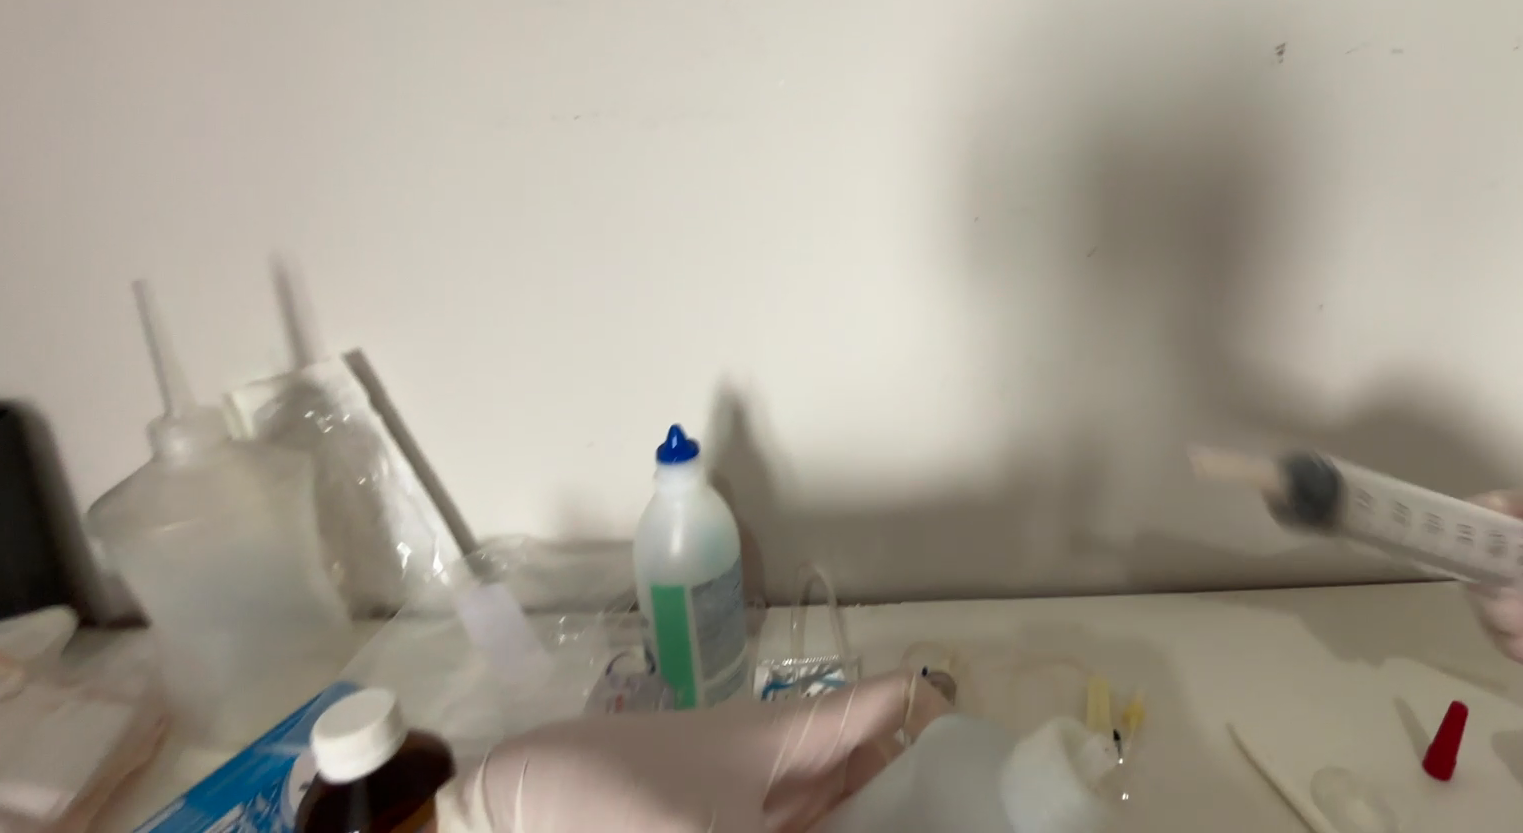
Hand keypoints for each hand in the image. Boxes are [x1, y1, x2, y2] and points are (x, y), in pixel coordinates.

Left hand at [437, 671, 950, 832]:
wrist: (530, 808)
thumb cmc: (627, 797)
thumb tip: (868, 823)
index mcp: (803, 732)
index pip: (898, 702)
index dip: (949, 720)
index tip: (992, 776)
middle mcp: (799, 763)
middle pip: (887, 765)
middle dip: (929, 799)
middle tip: (976, 822)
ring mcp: (771, 806)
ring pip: (853, 810)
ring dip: (886, 821)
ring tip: (945, 827)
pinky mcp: (741, 832)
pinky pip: (814, 830)